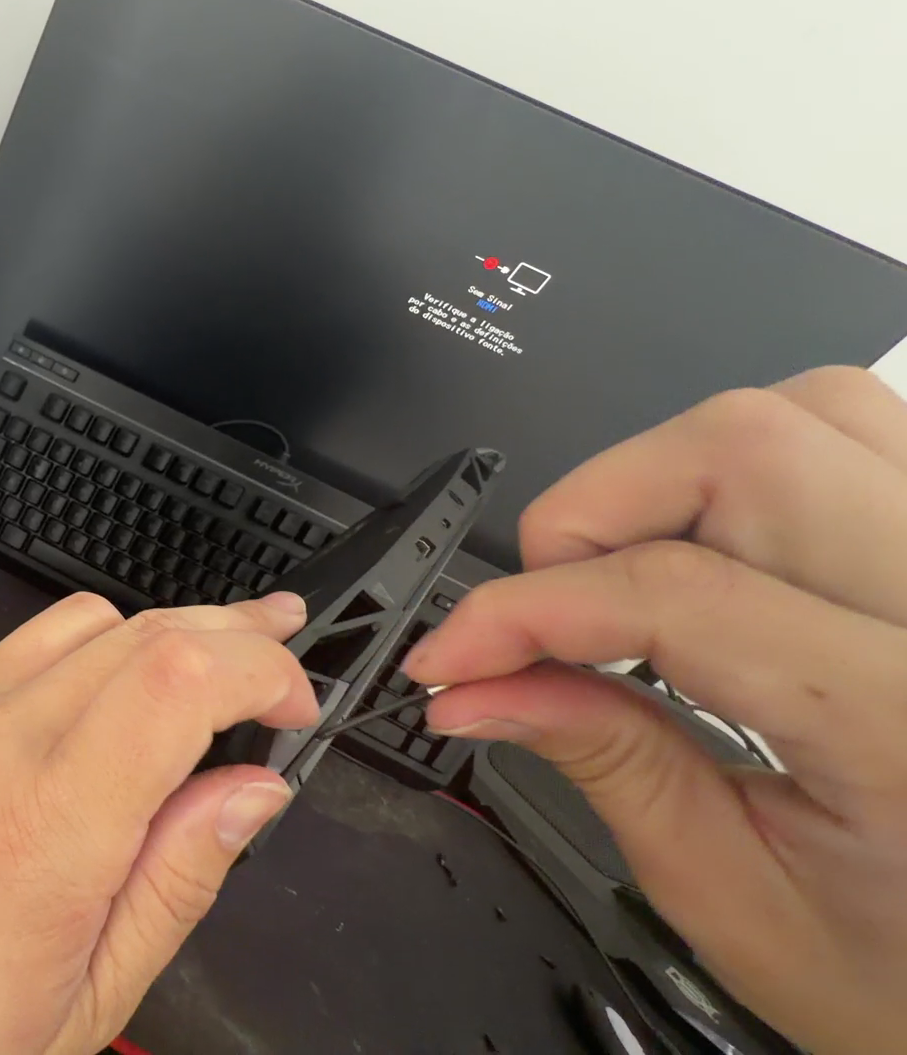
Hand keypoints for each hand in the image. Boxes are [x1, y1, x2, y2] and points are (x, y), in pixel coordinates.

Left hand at [0, 593, 317, 1054]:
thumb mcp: (91, 991)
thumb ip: (181, 874)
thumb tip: (250, 792)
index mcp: (45, 824)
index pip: (178, 677)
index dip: (260, 665)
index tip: (292, 702)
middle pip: (139, 628)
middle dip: (229, 628)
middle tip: (281, 646)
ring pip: (81, 619)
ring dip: (157, 633)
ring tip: (204, 666)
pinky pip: (20, 648)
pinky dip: (85, 655)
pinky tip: (101, 698)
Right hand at [403, 367, 906, 1053]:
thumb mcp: (735, 894)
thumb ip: (598, 758)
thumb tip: (467, 689)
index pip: (671, 597)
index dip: (518, 613)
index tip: (445, 657)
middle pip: (741, 450)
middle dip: (586, 515)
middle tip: (546, 607)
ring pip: (803, 411)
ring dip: (665, 478)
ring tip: (627, 573)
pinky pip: (859, 430)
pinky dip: (746, 466)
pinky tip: (712, 547)